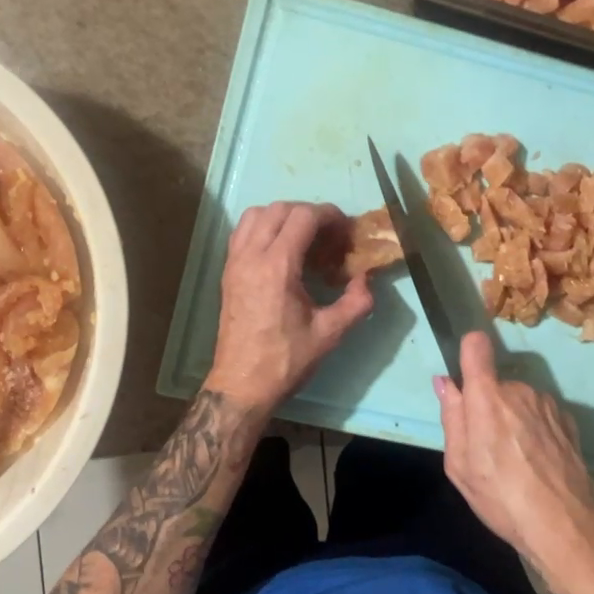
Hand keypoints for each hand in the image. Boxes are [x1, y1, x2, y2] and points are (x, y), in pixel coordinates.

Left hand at [204, 202, 374, 411]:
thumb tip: (366, 279)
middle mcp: (251, 256)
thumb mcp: (330, 333)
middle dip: (308, 213)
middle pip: (279, 209)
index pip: (303, 217)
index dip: (329, 215)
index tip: (346, 230)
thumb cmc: (286, 360)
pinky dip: (263, 227)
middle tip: (329, 235)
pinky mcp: (227, 272)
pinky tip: (281, 250)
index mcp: (277, 267)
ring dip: (283, 216)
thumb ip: (356, 302)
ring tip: (304, 237)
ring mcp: (234, 262)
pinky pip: (242, 232)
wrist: (242, 384)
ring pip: (256, 214)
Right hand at [436, 331, 593, 566]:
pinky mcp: (569, 421)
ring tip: (516, 460)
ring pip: (521, 401)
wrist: (563, 525)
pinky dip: (537, 430)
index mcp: (487, 397)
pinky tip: (538, 462)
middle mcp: (520, 389)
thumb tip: (445, 383)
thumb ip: (452, 417)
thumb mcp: (459, 464)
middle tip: (488, 448)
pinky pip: (542, 415)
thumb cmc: (500, 496)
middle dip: (489, 406)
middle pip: (497, 385)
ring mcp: (548, 404)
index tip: (467, 372)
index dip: (469, 352)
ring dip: (515, 419)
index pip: (476, 346)